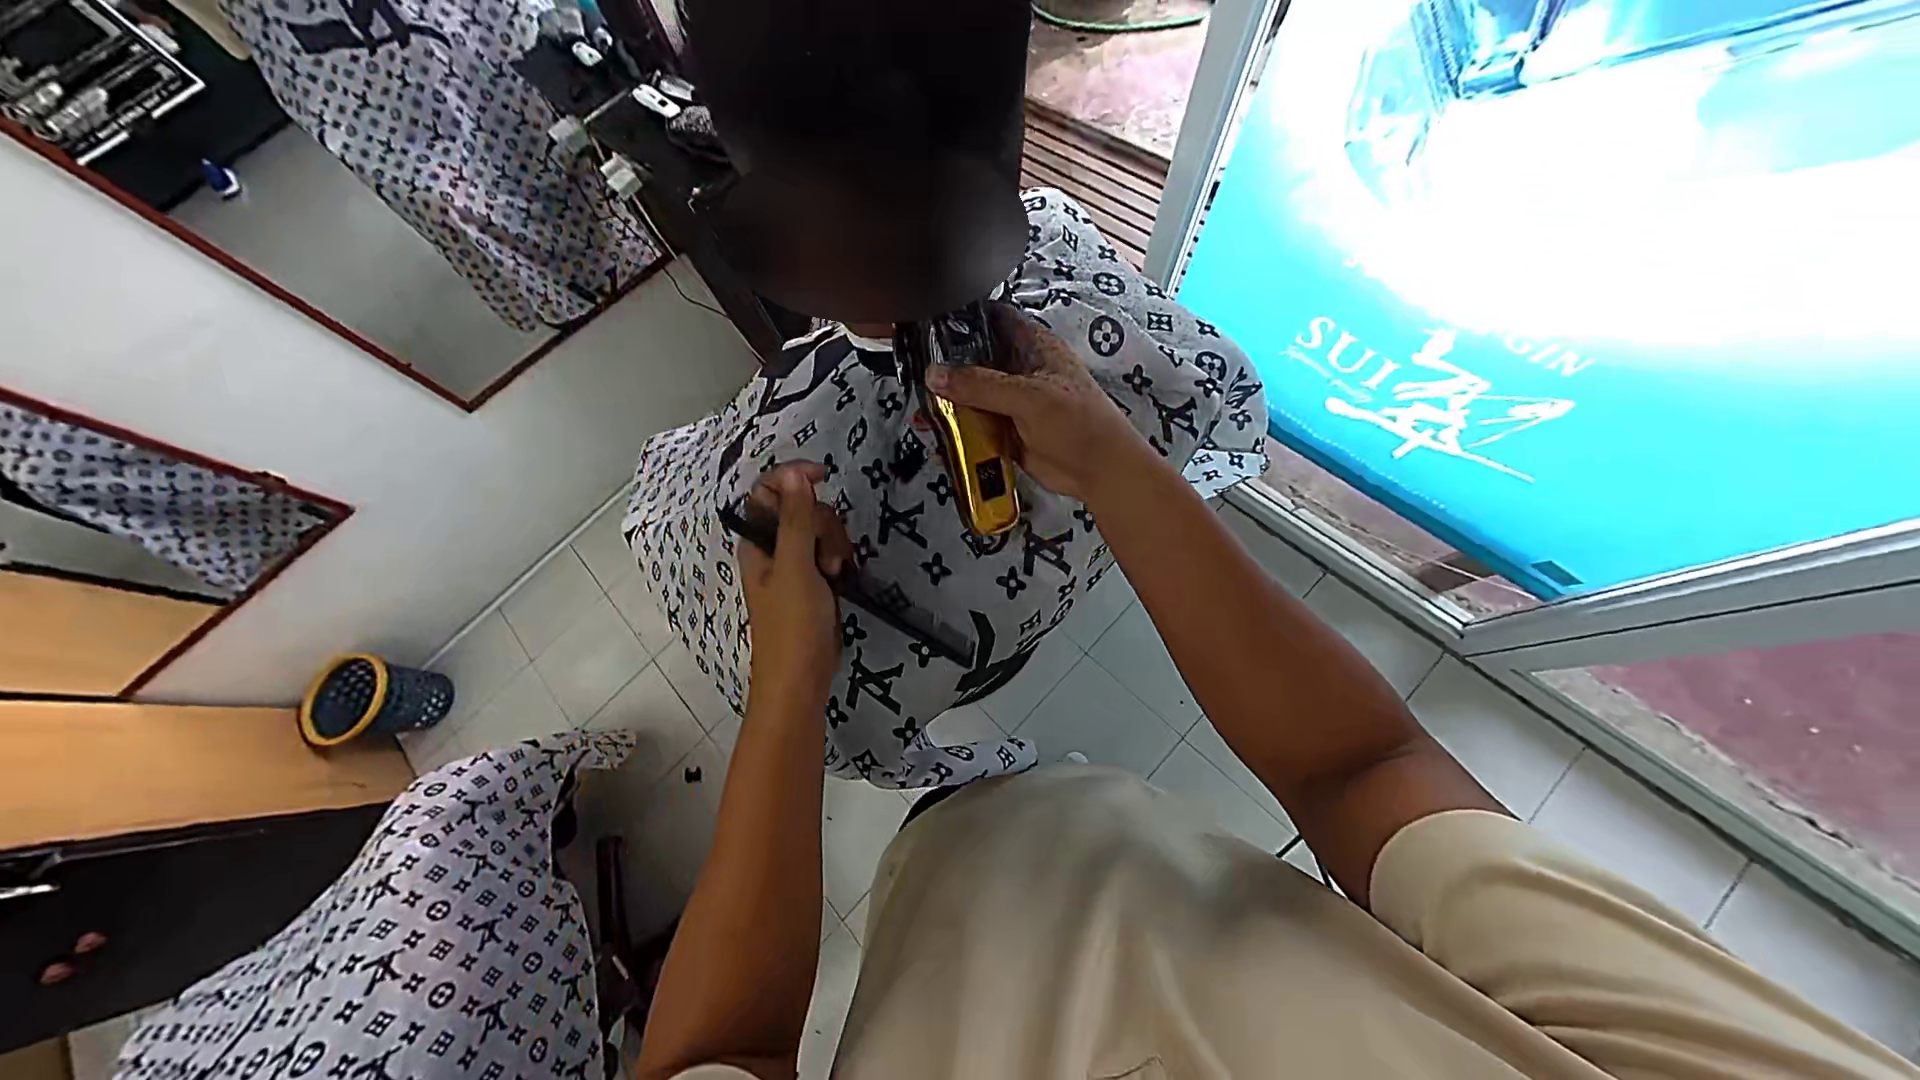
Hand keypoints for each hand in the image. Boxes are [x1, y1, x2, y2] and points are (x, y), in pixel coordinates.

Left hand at [738, 463, 853, 702]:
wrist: (801, 678)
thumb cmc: (792, 625)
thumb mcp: (795, 567)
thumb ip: (795, 519)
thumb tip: (794, 474)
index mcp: (757, 540)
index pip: (769, 490)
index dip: (793, 476)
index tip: (824, 475)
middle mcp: (773, 547)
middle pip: (802, 508)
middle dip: (823, 524)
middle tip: (826, 557)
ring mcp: (795, 564)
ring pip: (820, 530)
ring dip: (834, 544)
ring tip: (835, 574)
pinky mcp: (814, 580)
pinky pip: (829, 551)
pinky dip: (839, 559)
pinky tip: (841, 578)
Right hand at [927, 303, 1148, 501]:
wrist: (1098, 472)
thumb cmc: (1076, 423)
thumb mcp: (1028, 397)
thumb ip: (980, 385)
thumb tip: (934, 375)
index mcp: (1033, 348)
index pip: (995, 320)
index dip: (966, 318)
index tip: (930, 323)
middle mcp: (1021, 371)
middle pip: (977, 361)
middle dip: (949, 367)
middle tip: (914, 372)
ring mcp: (1013, 404)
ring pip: (974, 397)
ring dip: (950, 405)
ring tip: (920, 410)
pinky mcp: (1008, 433)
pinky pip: (977, 428)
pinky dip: (959, 434)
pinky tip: (937, 438)